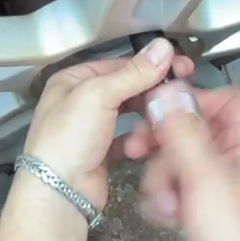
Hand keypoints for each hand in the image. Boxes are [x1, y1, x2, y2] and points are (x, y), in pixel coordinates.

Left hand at [22, 38, 178, 208]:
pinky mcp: (102, 152)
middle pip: (126, 89)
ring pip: (130, 115)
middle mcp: (80, 100)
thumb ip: (133, 73)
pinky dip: (139, 141)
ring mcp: (91, 127)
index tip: (181, 67)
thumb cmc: (68, 138)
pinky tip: (147, 144)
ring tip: (159, 127)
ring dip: (146, 120)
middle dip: (151, 95)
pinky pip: (129, 139)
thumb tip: (162, 47)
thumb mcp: (99, 96)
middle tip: (181, 96)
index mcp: (73, 80)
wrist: (58, 193)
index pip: (118, 64)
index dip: (150, 65)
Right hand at [135, 86, 239, 240]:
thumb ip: (183, 129)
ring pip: (172, 155)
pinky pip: (169, 183)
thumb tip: (167, 89)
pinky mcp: (195, 202)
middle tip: (135, 147)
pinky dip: (162, 196)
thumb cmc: (231, 229)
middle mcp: (228, 156)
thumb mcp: (204, 174)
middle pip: (188, 125)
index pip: (225, 98)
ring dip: (159, 177)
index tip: (163, 109)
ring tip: (164, 202)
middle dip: (161, 140)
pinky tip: (165, 215)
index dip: (195, 98)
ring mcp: (211, 180)